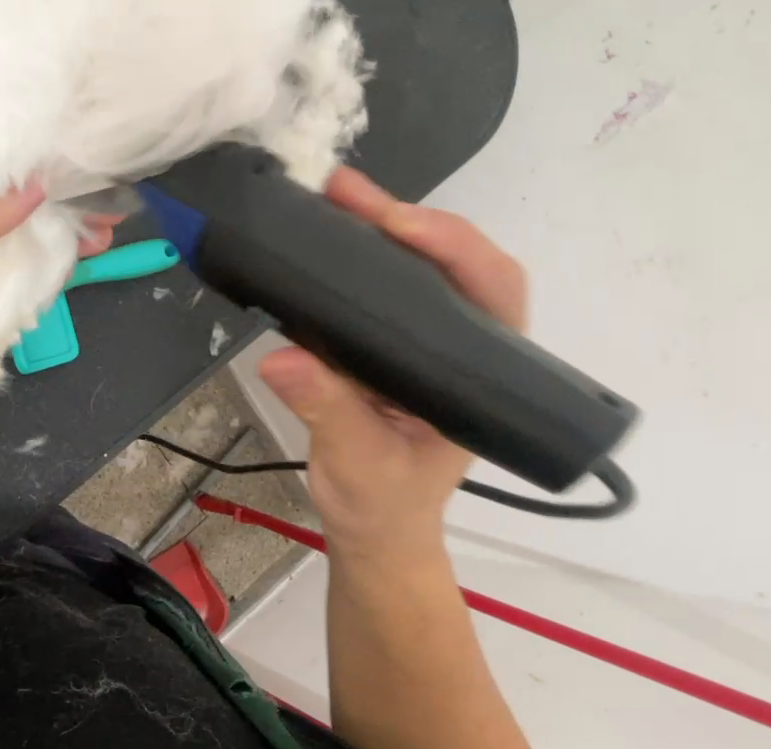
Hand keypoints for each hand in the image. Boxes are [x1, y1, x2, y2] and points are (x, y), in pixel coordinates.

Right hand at [259, 166, 527, 562]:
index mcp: (477, 376)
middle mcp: (460, 350)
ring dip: (378, 235)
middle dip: (405, 222)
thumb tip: (282, 358)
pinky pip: (382, 298)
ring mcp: (425, 349)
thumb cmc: (381, 506)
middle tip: (346, 194)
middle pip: (453, 265)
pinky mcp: (389, 353)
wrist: (372, 532)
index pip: (488, 289)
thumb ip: (327, 410)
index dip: (451, 246)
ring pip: (419, 274)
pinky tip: (324, 247)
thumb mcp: (357, 462)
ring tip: (331, 203)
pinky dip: (355, 267)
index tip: (396, 225)